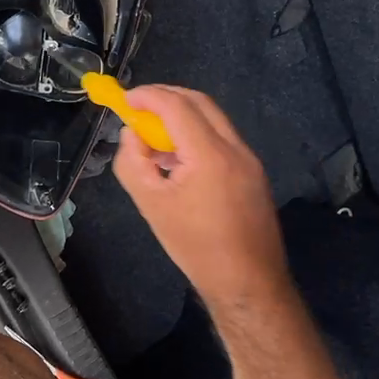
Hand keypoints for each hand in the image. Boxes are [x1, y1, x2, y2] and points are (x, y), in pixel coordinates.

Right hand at [111, 86, 288, 301]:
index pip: (176, 106)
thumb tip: (131, 134)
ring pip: (213, 118)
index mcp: (209, 155)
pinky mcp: (254, 173)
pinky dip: (196, 134)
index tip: (125, 99)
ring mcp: (249, 159)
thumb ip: (133, 162)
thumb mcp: (150, 204)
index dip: (147, 96)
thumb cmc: (195, 246)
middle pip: (199, 102)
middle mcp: (235, 148)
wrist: (248, 283)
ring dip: (181, 116)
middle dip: (166, 97)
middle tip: (138, 108)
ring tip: (154, 138)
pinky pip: (222, 138)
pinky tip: (178, 160)